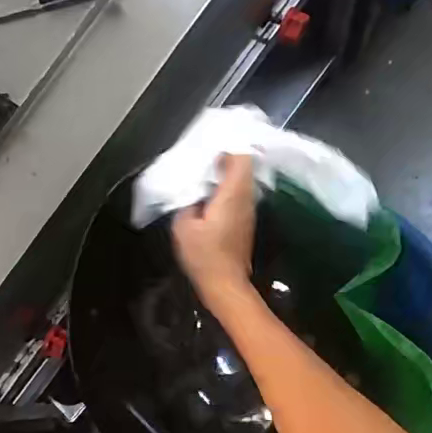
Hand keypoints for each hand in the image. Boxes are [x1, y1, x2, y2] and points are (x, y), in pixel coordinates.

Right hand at [170, 151, 256, 301]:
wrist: (225, 285)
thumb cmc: (205, 256)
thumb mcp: (183, 228)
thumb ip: (187, 203)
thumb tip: (193, 193)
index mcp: (232, 195)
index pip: (241, 158)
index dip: (228, 148)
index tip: (209, 148)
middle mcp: (246, 199)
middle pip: (243, 168)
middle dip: (225, 159)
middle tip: (203, 159)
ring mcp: (248, 212)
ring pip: (242, 182)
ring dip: (226, 176)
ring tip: (204, 176)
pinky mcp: (245, 223)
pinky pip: (239, 197)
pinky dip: (227, 191)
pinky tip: (209, 197)